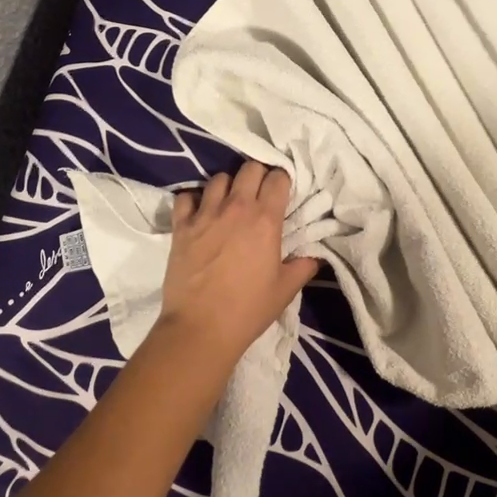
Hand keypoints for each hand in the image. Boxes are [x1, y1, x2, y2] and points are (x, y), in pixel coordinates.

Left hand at [156, 160, 320, 372]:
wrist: (200, 328)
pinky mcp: (181, 226)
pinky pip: (186, 196)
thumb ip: (304, 266)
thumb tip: (315, 255)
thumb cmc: (248, 310)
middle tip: (258, 196)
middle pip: (249, 168)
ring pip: (218, 178)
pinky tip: (199, 213)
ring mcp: (205, 214)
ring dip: (227, 186)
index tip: (282, 194)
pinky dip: (193, 200)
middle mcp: (236, 207)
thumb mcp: (285, 290)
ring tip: (228, 204)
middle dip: (258, 176)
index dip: (282, 182)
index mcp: (265, 219)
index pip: (278, 178)